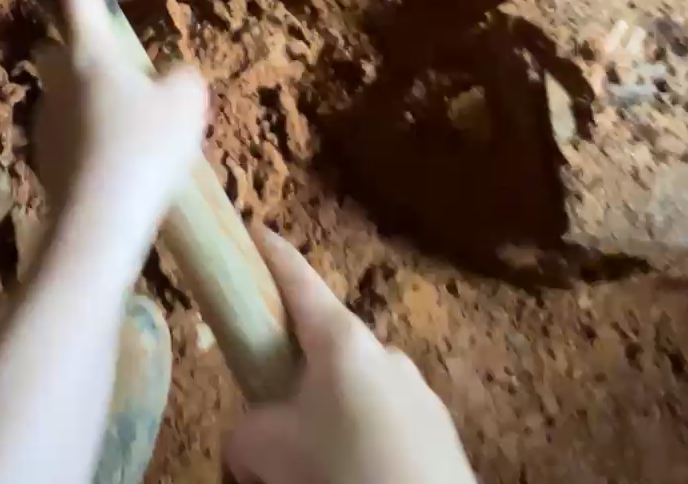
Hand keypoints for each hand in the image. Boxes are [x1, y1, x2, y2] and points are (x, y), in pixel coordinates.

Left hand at [34, 0, 207, 253]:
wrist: (99, 224)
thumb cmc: (144, 148)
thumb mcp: (187, 103)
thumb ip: (182, 78)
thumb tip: (170, 79)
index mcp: (89, 52)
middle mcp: (59, 78)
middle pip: (70, 48)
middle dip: (91, 50)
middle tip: (129, 74)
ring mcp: (47, 119)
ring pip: (77, 94)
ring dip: (102, 101)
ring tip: (140, 135)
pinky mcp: (48, 157)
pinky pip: (79, 133)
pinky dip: (99, 138)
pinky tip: (125, 166)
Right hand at [228, 229, 477, 483]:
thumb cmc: (341, 471)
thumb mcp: (268, 451)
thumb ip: (246, 429)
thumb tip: (249, 434)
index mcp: (341, 339)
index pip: (297, 277)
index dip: (271, 251)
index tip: (253, 228)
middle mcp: (383, 351)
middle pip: (326, 341)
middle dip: (297, 364)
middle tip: (273, 403)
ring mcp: (419, 391)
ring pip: (358, 387)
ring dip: (333, 408)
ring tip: (316, 457)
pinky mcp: (442, 434)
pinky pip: (387, 422)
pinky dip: (364, 438)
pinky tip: (356, 473)